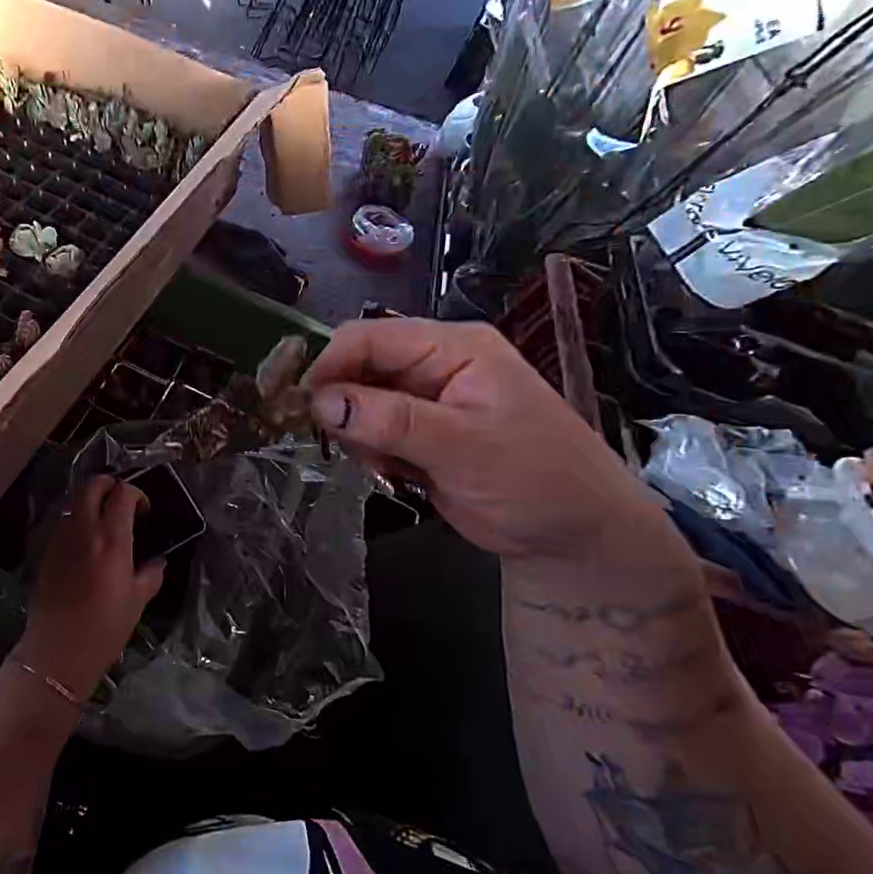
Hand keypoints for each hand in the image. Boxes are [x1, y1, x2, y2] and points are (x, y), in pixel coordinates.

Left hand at [18, 475, 164, 697]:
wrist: (57, 651)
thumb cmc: (105, 627)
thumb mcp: (138, 601)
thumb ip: (151, 574)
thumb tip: (158, 561)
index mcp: (112, 539)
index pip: (122, 494)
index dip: (135, 492)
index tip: (143, 508)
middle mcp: (84, 531)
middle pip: (91, 486)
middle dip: (107, 484)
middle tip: (120, 498)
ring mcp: (61, 539)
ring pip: (73, 502)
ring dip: (89, 501)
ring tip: (103, 519)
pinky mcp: (46, 552)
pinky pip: (63, 523)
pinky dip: (76, 520)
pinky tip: (85, 542)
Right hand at [304, 318, 669, 560]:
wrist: (574, 536)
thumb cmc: (536, 481)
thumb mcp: (465, 448)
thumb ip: (393, 421)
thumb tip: (321, 400)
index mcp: (454, 348)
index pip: (373, 337)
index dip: (331, 363)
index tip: (298, 402)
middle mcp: (436, 364)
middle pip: (362, 365)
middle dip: (342, 402)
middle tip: (337, 443)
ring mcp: (427, 399)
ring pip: (361, 400)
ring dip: (357, 432)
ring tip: (384, 466)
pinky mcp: (421, 432)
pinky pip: (373, 429)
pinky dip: (370, 451)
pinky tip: (393, 474)